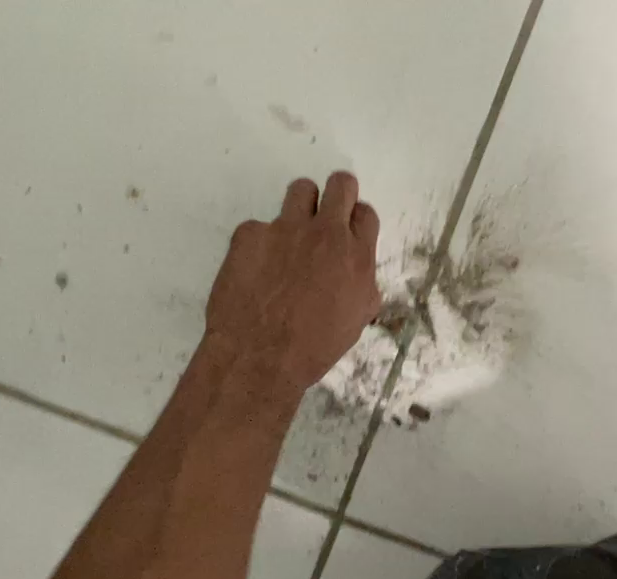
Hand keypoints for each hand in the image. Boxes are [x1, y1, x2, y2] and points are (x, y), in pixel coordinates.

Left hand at [202, 171, 381, 395]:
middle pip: (340, 185)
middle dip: (337, 195)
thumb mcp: (354, 323)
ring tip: (290, 240)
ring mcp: (286, 229)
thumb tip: (355, 276)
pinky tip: (254, 275)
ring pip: (301, 190)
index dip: (356, 223)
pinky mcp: (250, 233)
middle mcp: (325, 234)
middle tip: (325, 219)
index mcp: (357, 259)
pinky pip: (259, 228)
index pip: (366, 214)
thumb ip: (360, 288)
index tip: (346, 236)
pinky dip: (260, 247)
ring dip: (301, 208)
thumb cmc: (313, 349)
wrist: (259, 356)